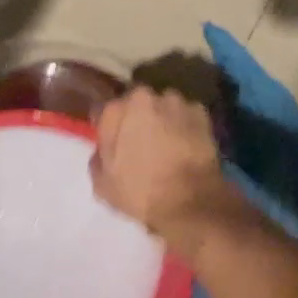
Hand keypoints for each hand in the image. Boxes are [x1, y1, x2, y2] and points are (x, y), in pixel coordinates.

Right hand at [90, 87, 235, 240]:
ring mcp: (175, 101)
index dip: (107, 127)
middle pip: (136, 104)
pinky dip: (185, 126)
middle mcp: (144, 96)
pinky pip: (186, 116)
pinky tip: (186, 146)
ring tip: (167, 145)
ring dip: (163, 120)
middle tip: (141, 144)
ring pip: (163, 106)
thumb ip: (97, 160)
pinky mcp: (200, 111)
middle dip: (137, 119)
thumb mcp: (103, 186)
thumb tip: (101, 151)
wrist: (190, 201)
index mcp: (115, 110)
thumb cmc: (141, 193)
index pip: (104, 111)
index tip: (112, 142)